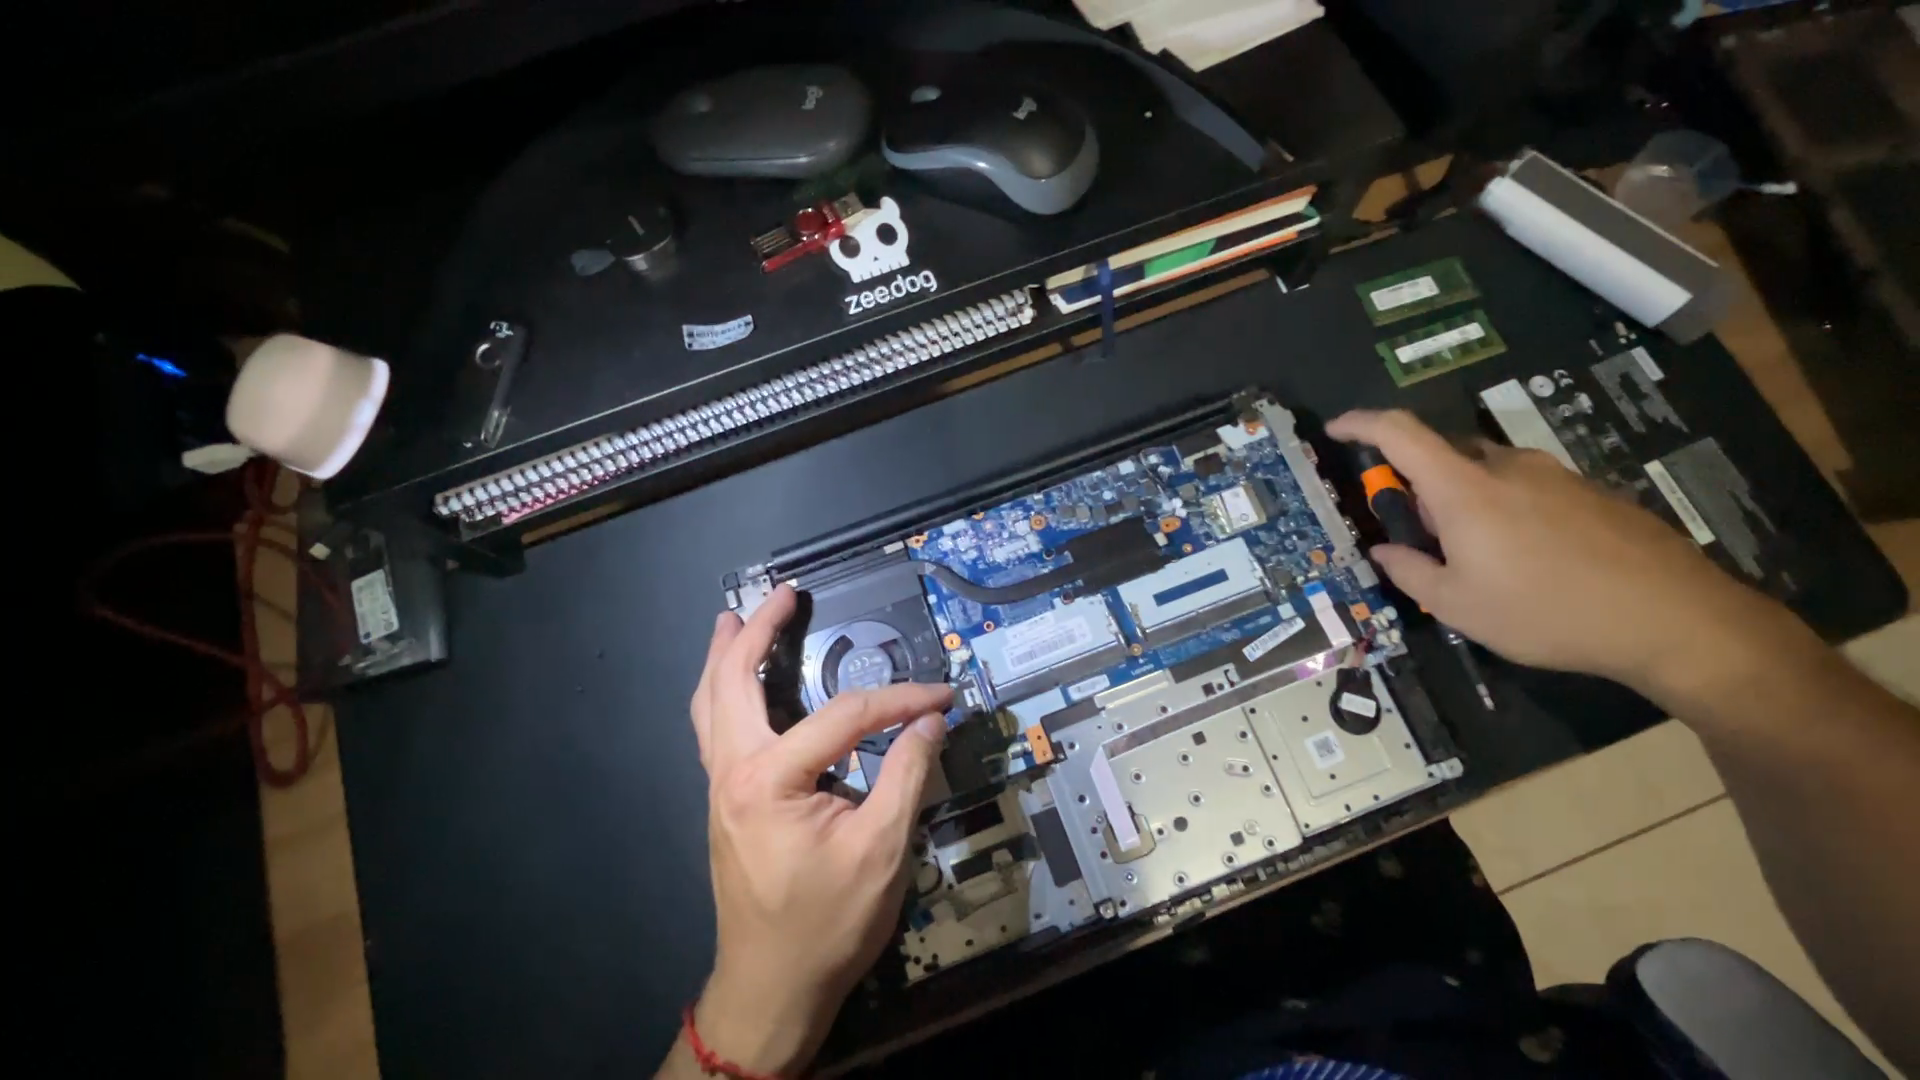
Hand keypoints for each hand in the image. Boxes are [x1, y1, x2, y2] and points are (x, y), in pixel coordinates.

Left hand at [684, 585, 951, 1074]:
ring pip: (710, 704)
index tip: (942, 693)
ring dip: (723, 657)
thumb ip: (906, 774)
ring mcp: (720, 787)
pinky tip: (735, 686)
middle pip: (734, 682)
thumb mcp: (882, 849)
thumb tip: (929, 718)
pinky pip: (714, 729)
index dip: (899, 699)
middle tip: (783, 594)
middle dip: (757, 631)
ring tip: (733, 620)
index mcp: (768, 779)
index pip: (843, 716)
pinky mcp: (724, 802)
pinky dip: (722, 692)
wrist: (771, 987)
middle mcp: (731, 771)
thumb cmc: (827, 924)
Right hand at [1324, 409, 1775, 692]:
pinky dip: (1507, 510)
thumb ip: (1411, 572)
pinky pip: (1529, 488)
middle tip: (1423, 536)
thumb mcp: (1458, 606)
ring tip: (1481, 557)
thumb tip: (1384, 551)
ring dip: (1466, 500)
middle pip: (1445, 455)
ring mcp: (1556, 476)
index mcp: (1464, 489)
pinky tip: (1529, 560)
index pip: (1400, 433)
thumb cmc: (1545, 612)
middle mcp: (1507, 467)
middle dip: (1420, 485)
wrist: (1672, 618)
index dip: (1362, 423)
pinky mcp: (1592, 492)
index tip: (1337, 428)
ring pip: (1489, 473)